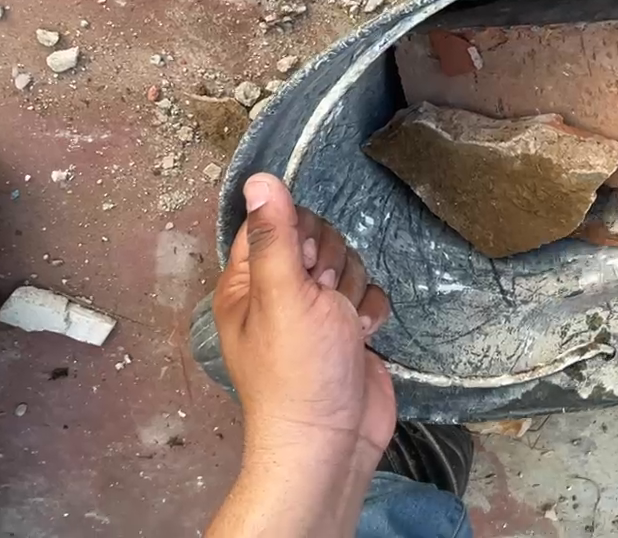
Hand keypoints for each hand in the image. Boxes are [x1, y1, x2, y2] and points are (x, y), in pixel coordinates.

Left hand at [209, 173, 394, 533]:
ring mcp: (316, 310)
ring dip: (351, 290)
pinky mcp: (348, 326)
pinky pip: (369, 291)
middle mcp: (280, 291)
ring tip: (340, 324)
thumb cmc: (298, 370)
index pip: (273, 222)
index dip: (296, 231)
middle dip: (330, 263)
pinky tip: (361, 335)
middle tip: (322, 296)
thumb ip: (276, 234)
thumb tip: (259, 178)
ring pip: (347, 262)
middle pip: (317, 238)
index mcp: (248, 283)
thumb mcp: (283, 295)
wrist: (333, 439)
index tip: (302, 260)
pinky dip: (369, 310)